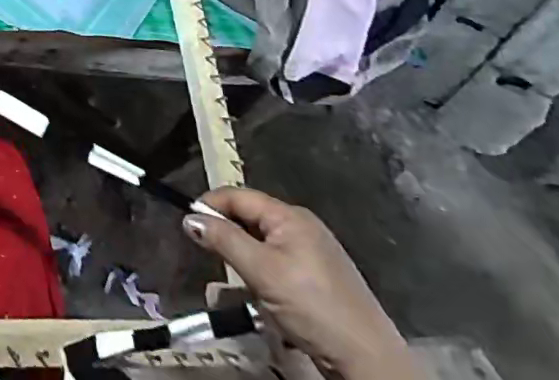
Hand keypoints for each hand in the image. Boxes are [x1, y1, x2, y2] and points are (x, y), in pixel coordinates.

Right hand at [184, 189, 420, 379]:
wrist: (369, 362)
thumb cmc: (312, 307)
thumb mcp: (260, 271)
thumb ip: (223, 239)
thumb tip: (189, 218)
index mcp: (290, 216)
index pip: (238, 196)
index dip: (210, 206)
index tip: (189, 227)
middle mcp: (303, 226)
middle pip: (249, 217)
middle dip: (228, 234)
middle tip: (212, 256)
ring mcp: (314, 252)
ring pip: (261, 242)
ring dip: (244, 257)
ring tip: (237, 279)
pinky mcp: (320, 277)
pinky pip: (278, 261)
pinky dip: (262, 271)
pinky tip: (262, 293)